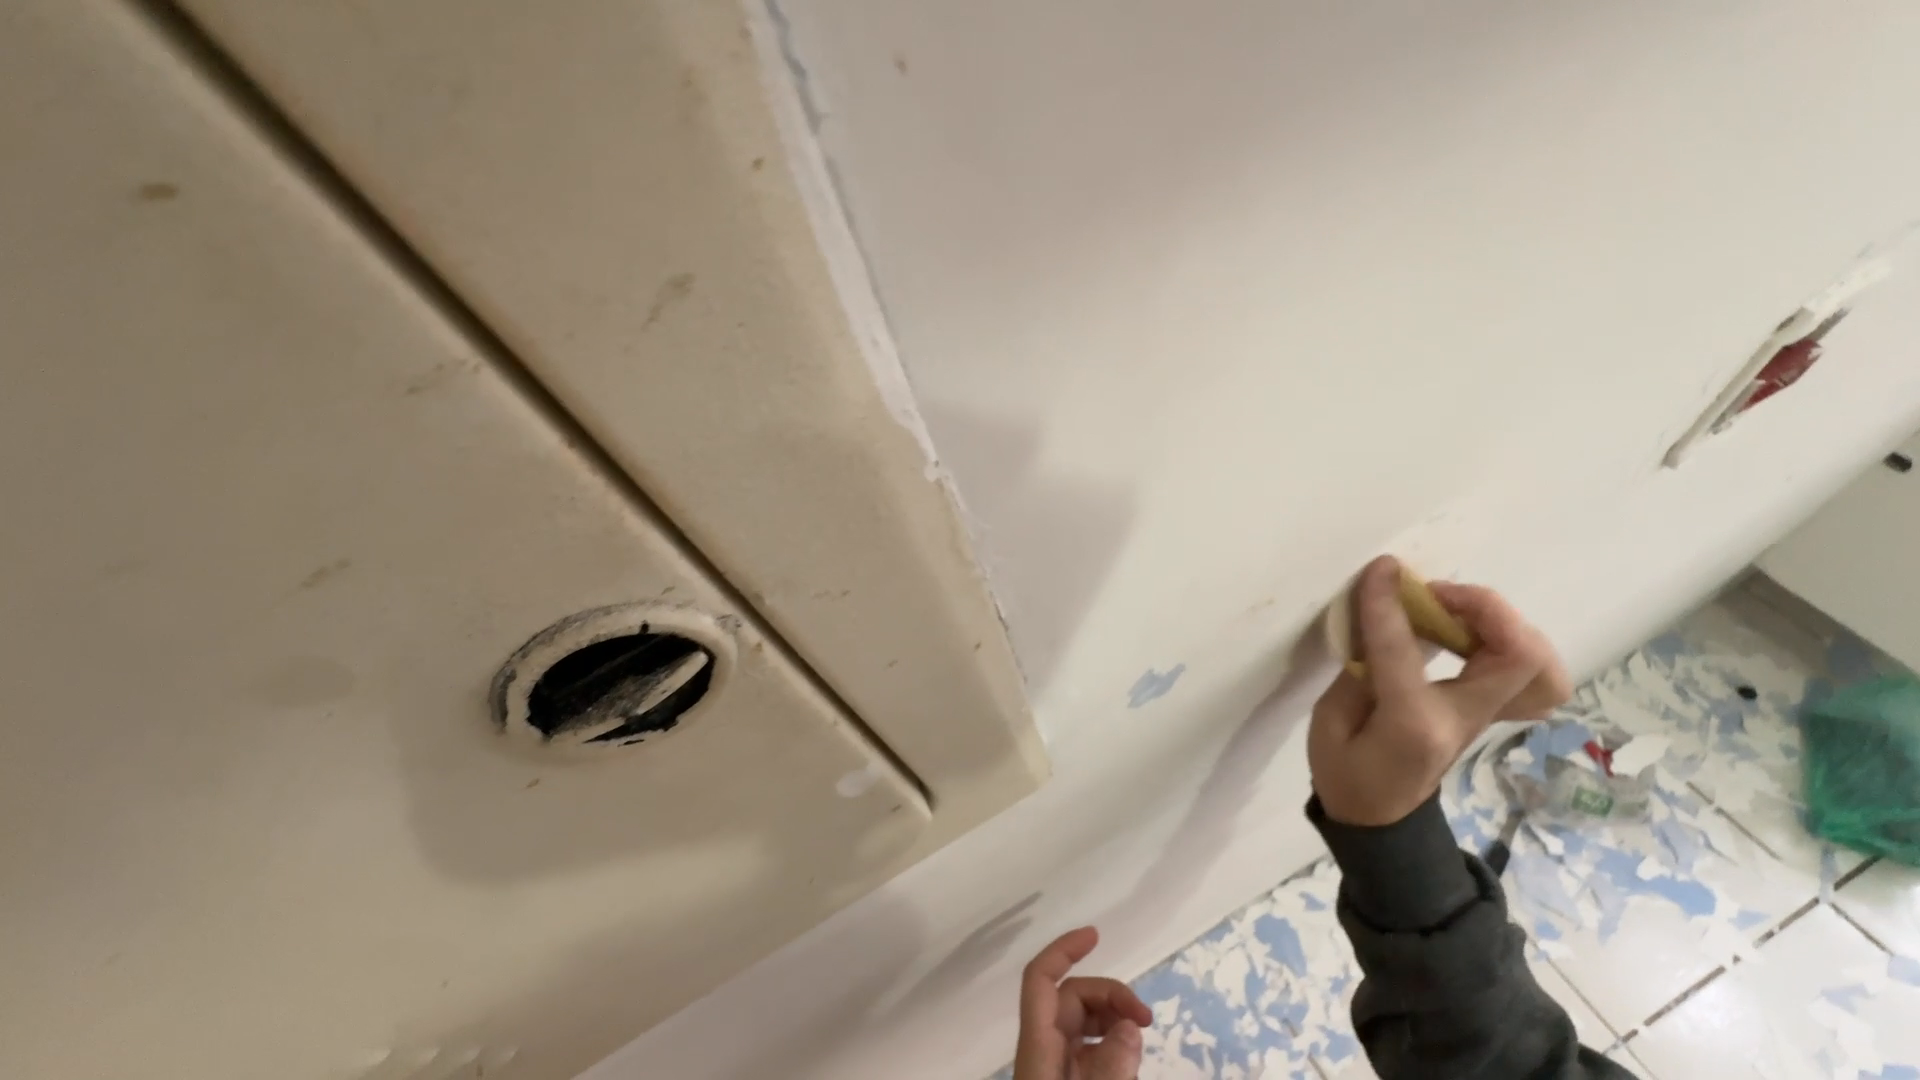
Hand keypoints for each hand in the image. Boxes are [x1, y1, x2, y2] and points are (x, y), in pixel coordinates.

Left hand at [1012, 927, 1150, 1079]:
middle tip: (1146, 1018)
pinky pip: (1088, 1052)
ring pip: (1083, 1024)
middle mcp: (1043, 1048)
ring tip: (1141, 1040)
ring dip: (1115, 1021)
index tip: (1095, 934)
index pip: (1040, 978)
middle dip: (1110, 996)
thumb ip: (1110, 1063)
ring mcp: (1054, 1066)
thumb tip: (1130, 1027)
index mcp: (1036, 1043)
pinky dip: (1111, 1047)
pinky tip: (1131, 1063)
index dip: (1063, 949)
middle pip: (1072, 999)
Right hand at [1310, 556, 1571, 826]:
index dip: (1388, 604)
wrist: (1378, 819)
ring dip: (1502, 624)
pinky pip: (1532, 675)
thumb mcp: (1328, 723)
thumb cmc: (1345, 774)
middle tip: (1433, 594)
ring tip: (1454, 609)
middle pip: (1518, 656)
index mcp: (1412, 724)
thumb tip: (1378, 616)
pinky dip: (1511, 643)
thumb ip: (1357, 668)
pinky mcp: (1489, 713)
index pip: (1405, 651)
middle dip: (1483, 608)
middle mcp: (1462, 719)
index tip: (1381, 569)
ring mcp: (1485, 719)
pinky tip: (1471, 633)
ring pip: (1539, 664)